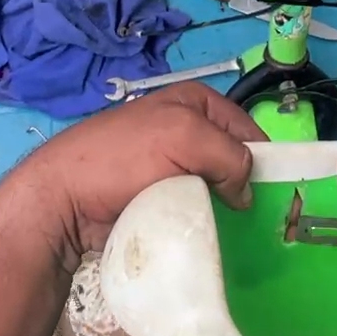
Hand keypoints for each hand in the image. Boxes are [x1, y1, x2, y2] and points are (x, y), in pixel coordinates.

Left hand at [0, 83, 266, 271]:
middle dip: (243, 184)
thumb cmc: (124, 157)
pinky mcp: (158, 195)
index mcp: (195, 102)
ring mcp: (170, 164)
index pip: (247, 130)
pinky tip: (205, 233)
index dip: (262, 159)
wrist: (64, 198)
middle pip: (233, 160)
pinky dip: (202, 219)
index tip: (273, 193)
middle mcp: (186, 129)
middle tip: (252, 217)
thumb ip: (230, 155)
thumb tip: (246, 192)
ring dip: (222, 206)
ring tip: (230, 228)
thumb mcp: (185, 138)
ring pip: (215, 187)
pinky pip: (194, 207)